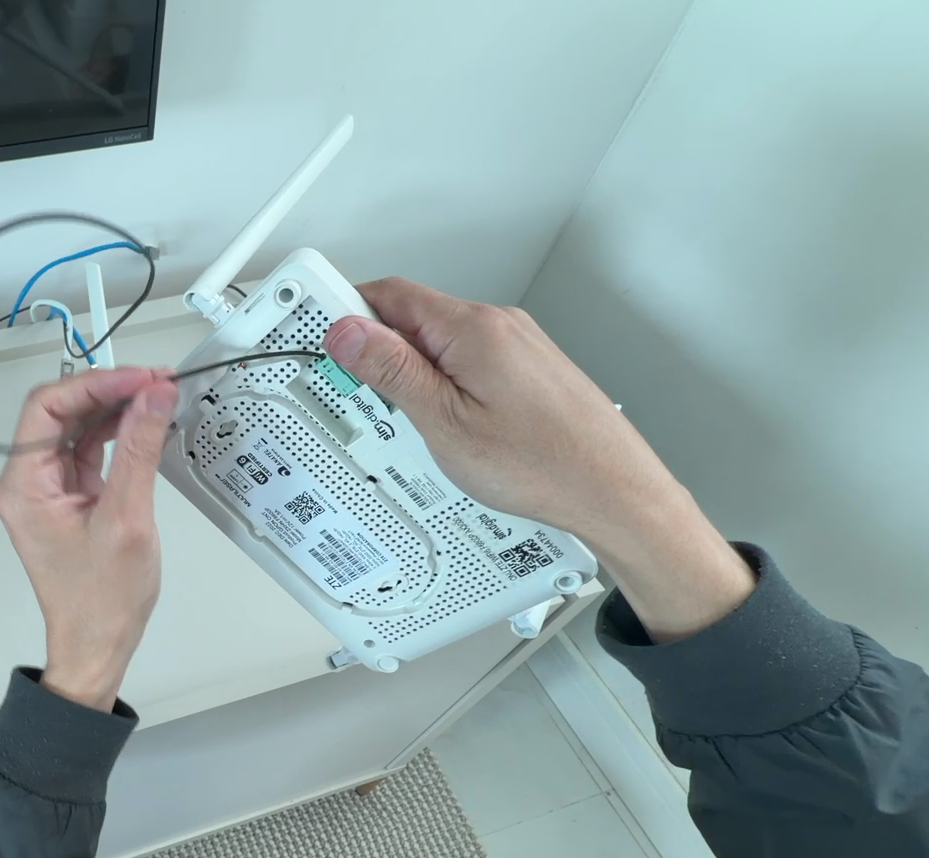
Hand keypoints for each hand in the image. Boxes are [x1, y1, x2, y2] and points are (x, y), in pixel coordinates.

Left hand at [0, 368, 180, 709]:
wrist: (97, 645)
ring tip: (157, 399)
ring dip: (114, 410)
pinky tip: (144, 426)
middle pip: (59, 413)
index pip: (46, 408)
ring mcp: (48, 490)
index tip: (139, 379)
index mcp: (24, 486)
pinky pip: (88, 452)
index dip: (94, 384)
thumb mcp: (126, 520)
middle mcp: (28, 482)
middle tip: (155, 384)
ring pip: (75, 429)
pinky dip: (116, 436)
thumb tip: (154, 397)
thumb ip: (138, 451)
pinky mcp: (70, 498)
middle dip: (107, 392)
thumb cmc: (101, 600)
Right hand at [322, 278, 753, 640]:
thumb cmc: (540, 464)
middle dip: (368, 345)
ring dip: (399, 365)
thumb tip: (348, 332)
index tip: (315, 331)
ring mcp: (512, 345)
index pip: (389, 295)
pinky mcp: (521, 367)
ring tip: (387, 409)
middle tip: (345, 385)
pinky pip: (459, 358)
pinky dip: (431, 378)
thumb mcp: (444, 422)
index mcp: (472, 330)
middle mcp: (496, 325)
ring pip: (434, 340)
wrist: (613, 490)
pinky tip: (427, 414)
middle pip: (410, 315)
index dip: (343, 307)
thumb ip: (392, 372)